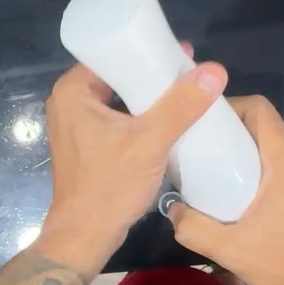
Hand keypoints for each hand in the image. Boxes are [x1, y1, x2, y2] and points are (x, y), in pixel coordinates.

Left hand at [35, 60, 227, 273]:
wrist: (86, 236)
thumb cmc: (110, 186)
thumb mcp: (150, 141)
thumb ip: (182, 106)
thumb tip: (215, 71)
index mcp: (72, 91)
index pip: (110, 53)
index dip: (143, 49)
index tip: (176, 50)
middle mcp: (68, 102)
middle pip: (115, 75)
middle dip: (150, 72)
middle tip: (186, 70)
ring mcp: (74, 125)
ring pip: (116, 97)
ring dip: (146, 95)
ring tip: (182, 91)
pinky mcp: (85, 144)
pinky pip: (114, 117)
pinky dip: (138, 115)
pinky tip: (166, 118)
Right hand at [168, 96, 283, 284]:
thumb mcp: (232, 251)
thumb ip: (193, 229)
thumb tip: (173, 210)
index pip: (258, 108)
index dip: (229, 108)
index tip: (205, 127)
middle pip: (267, 130)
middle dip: (235, 139)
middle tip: (207, 160)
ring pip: (282, 151)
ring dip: (255, 160)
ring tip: (229, 184)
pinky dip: (275, 175)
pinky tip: (260, 205)